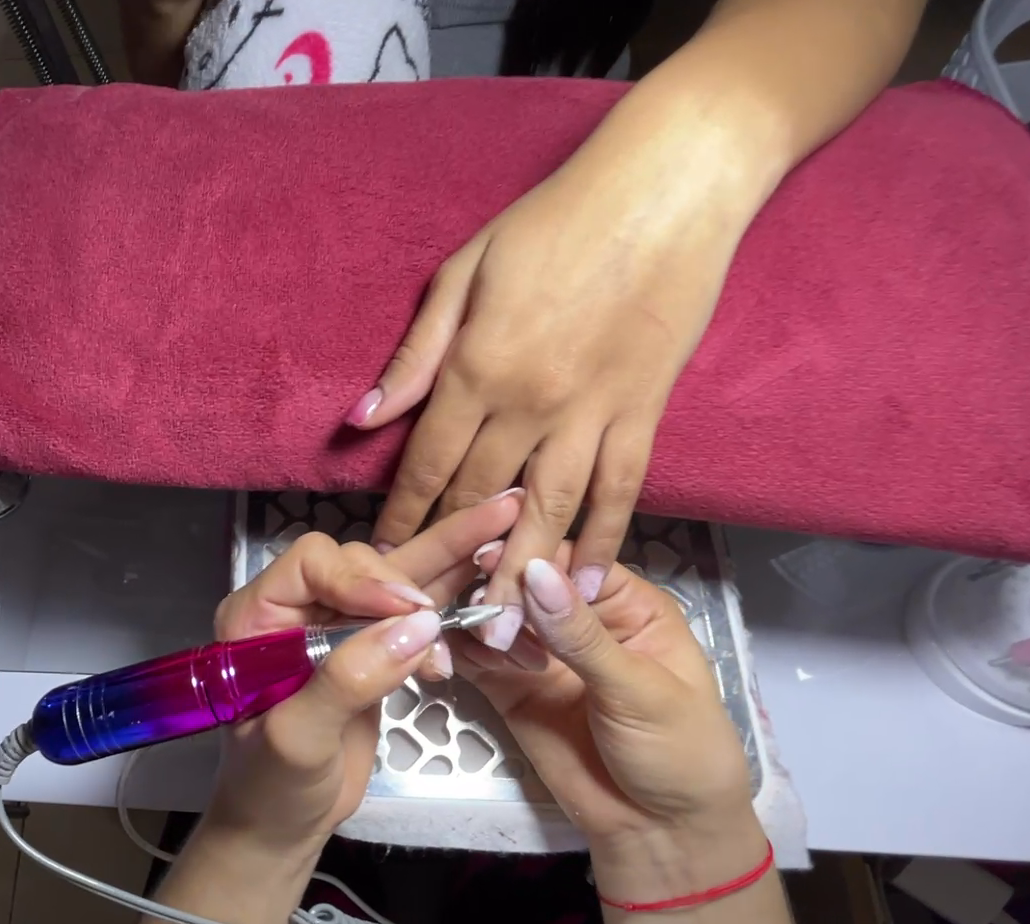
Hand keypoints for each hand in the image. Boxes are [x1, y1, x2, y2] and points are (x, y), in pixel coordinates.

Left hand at [202, 493, 522, 859]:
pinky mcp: (368, 647)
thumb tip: (417, 627)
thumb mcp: (298, 738)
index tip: (405, 610)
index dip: (361, 578)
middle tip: (440, 617)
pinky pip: (409, 616)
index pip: (311, 563)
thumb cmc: (270, 785)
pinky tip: (482, 612)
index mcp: (257, 616)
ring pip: (392, 580)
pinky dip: (447, 610)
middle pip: (357, 564)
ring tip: (504, 532)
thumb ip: (348, 680)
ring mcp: (334, 625)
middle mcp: (295, 608)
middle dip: (404, 583)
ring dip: (446, 564)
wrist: (283, 823)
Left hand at [358, 151, 747, 649]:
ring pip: (545, 510)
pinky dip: (599, 542)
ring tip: (497, 630)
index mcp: (476, 370)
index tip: (384, 559)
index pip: (425, 466)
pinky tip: (579, 584)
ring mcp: (592, 414)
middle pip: (477, 499)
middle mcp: (529, 405)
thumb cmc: (551, 224)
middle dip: (449, 559)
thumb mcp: (462, 275)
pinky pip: (620, 491)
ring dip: (517, 573)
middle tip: (429, 613)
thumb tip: (362, 418)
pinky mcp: (645, 414)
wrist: (667, 188)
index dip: (401, 518)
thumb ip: (414, 357)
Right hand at [455, 546, 759, 900]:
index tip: (493, 558)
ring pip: (492, 617)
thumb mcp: (640, 690)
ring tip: (472, 640)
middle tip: (476, 606)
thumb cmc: (679, 753)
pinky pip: (473, 658)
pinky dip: (455, 652)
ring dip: (474, 621)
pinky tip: (446, 656)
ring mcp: (537, 653)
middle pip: (523, 584)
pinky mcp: (506, 686)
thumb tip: (535, 571)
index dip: (533, 556)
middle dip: (497, 590)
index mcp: (624, 605)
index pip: (571, 561)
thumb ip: (581, 635)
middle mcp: (575, 619)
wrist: (658, 835)